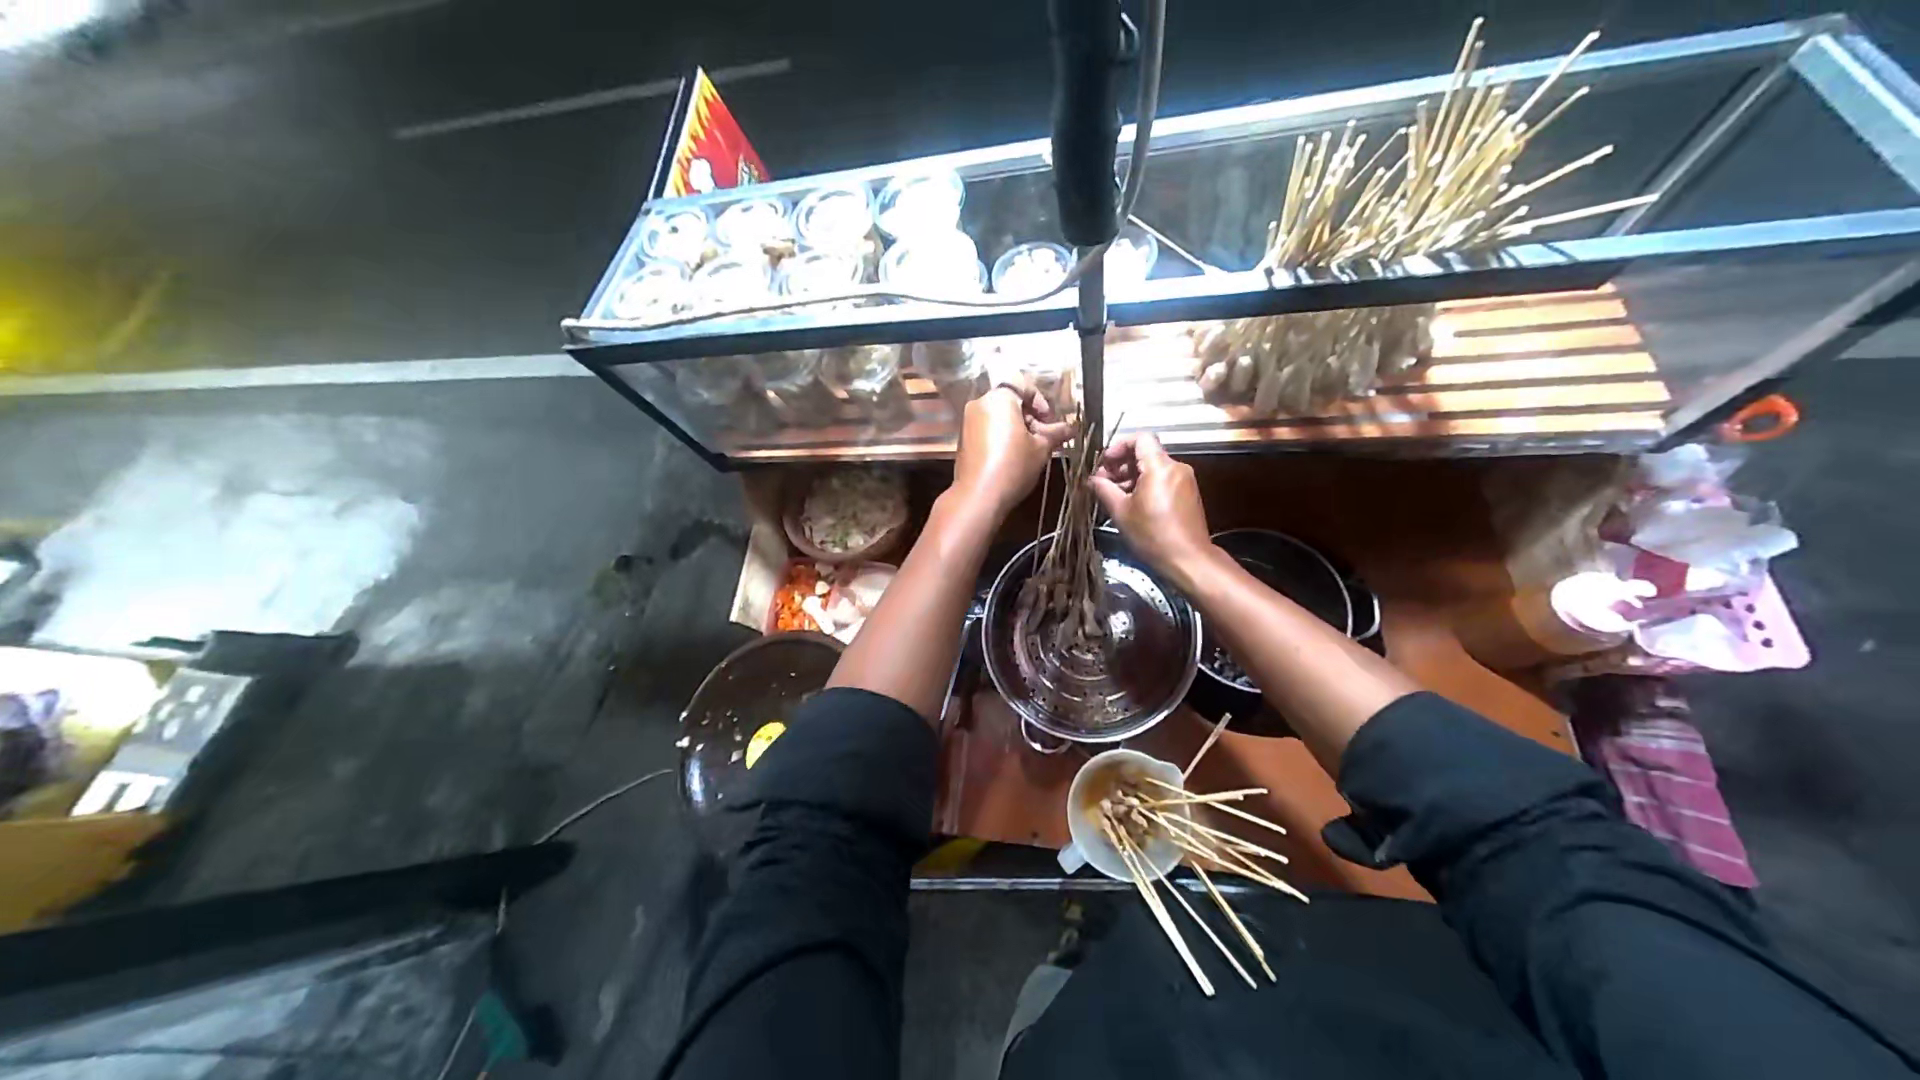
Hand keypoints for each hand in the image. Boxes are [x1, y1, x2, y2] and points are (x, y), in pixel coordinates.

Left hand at [951, 378, 1073, 518]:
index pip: (1022, 384)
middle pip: (1010, 401)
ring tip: (1032, 449)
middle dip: (1030, 416)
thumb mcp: (1041, 448)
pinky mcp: (964, 439)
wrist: (979, 496)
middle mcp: (979, 404)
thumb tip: (1071, 428)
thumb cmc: (1014, 465)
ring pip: (999, 416)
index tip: (1049, 420)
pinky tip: (1013, 456)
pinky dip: (1002, 435)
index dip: (1040, 400)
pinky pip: (988, 428)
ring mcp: (968, 421)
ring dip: (1017, 427)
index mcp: (998, 399)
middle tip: (1044, 437)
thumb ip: (1056, 433)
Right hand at [1089, 432, 1216, 587]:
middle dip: (1122, 464)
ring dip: (1132, 476)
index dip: (1119, 445)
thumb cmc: (1153, 535)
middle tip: (1103, 481)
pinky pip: (1163, 480)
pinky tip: (1133, 503)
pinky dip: (1146, 485)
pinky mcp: (1188, 494)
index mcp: (1160, 467)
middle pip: (1146, 453)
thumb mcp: (1121, 512)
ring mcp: (1185, 480)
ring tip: (1115, 495)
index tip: (1105, 462)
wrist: (1188, 559)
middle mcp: (1176, 468)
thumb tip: (1092, 479)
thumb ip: (1104, 489)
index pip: (1140, 438)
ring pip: (1154, 467)